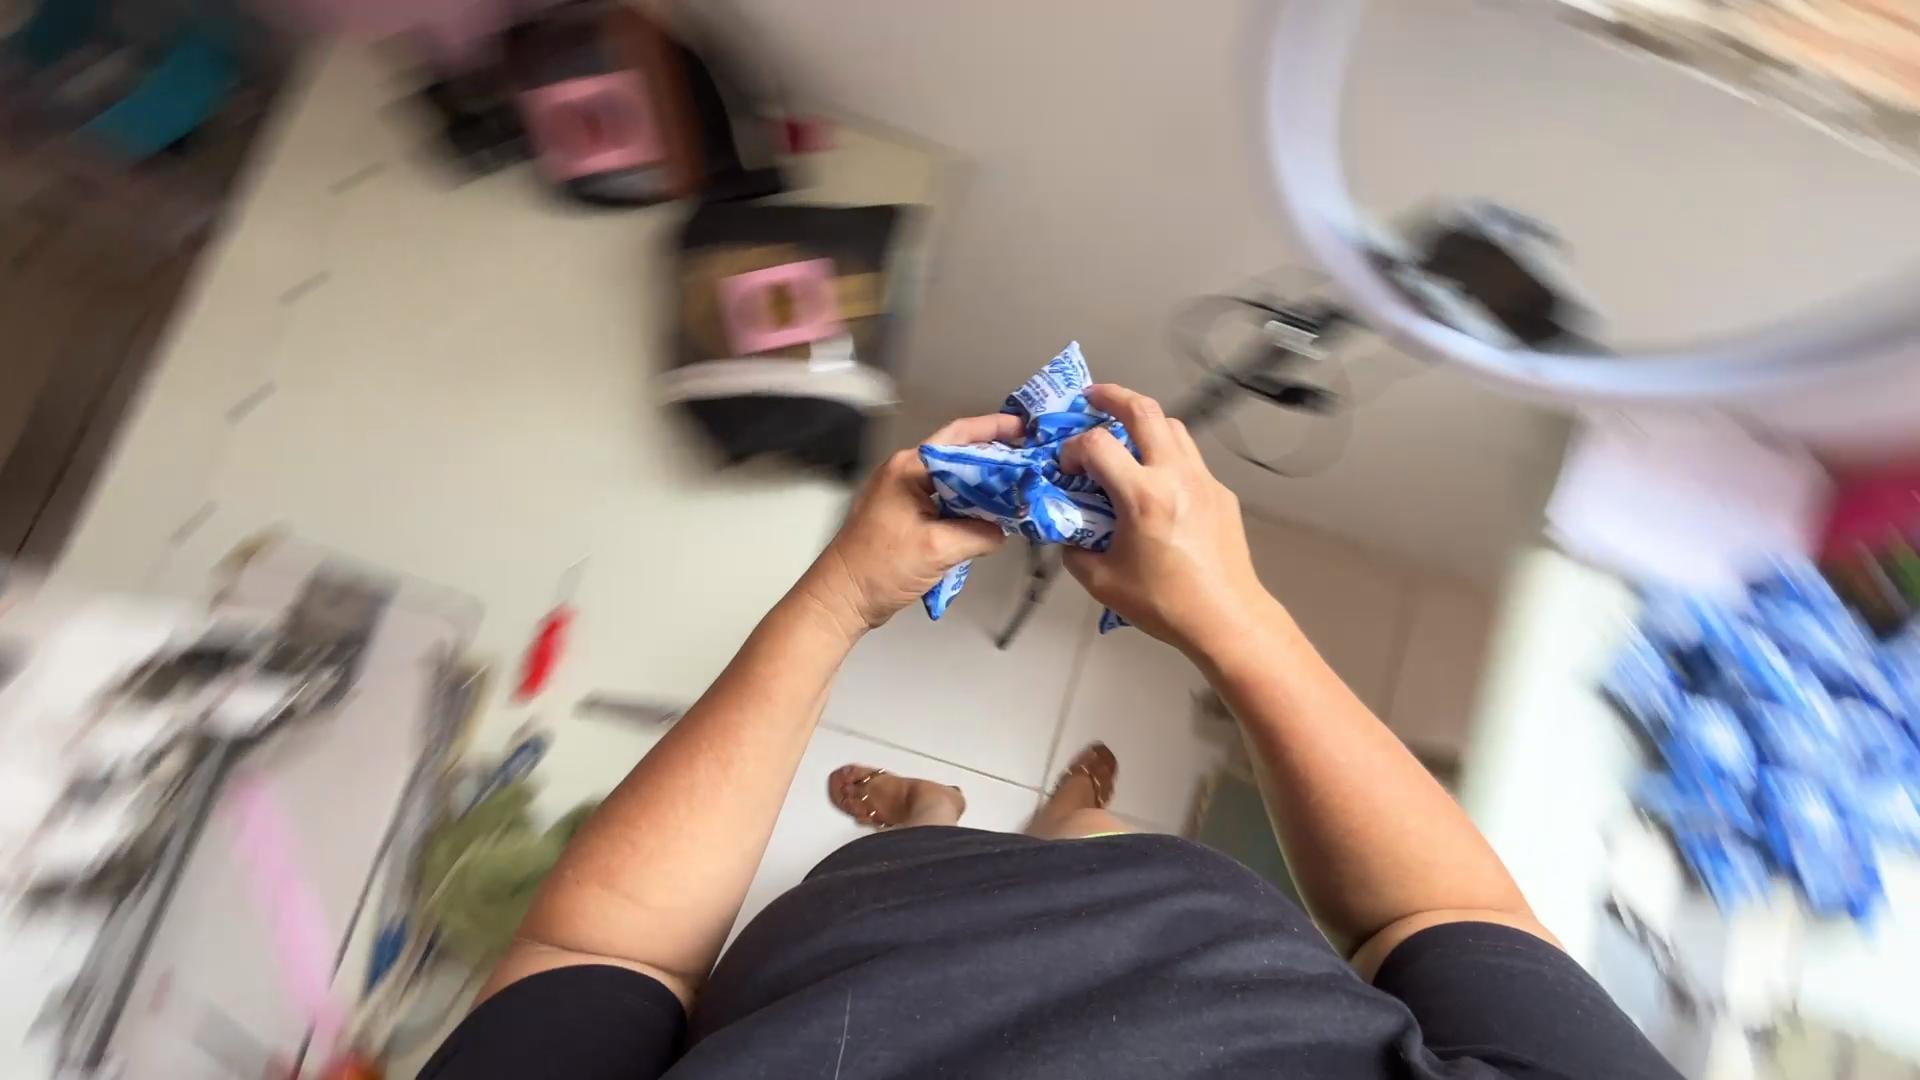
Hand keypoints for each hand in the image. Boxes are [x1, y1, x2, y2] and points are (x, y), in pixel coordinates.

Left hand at [799, 413, 1022, 636]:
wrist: (842, 598)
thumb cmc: (881, 568)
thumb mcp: (938, 549)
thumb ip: (979, 533)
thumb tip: (1006, 528)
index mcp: (910, 468)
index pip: (959, 437)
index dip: (994, 430)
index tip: (1026, 431)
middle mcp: (907, 472)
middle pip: (960, 456)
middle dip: (995, 458)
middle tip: (1031, 461)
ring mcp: (905, 494)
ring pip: (954, 481)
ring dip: (984, 485)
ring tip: (1020, 488)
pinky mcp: (907, 516)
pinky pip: (945, 502)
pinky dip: (969, 506)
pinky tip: (992, 516)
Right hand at [1059, 385, 1279, 658]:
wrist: (1225, 618)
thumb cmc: (1164, 603)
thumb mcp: (1101, 581)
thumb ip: (1075, 549)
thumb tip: (1068, 533)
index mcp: (1142, 496)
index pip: (1096, 445)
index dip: (1072, 448)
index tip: (1065, 466)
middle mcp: (1175, 476)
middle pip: (1144, 411)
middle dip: (1113, 396)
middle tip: (1091, 397)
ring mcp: (1203, 481)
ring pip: (1173, 427)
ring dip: (1143, 421)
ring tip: (1123, 433)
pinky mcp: (1220, 493)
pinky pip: (1189, 458)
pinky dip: (1166, 454)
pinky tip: (1154, 481)